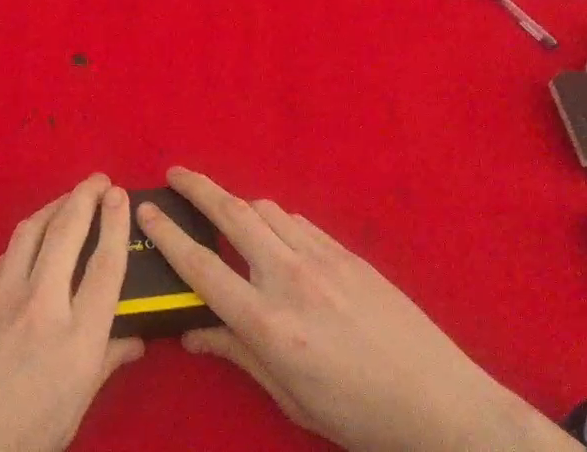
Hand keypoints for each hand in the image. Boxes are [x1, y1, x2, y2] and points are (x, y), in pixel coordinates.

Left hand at [0, 175, 143, 451]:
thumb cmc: (18, 436)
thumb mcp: (73, 410)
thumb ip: (104, 365)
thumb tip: (134, 340)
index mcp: (76, 338)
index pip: (105, 266)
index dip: (116, 225)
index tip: (122, 196)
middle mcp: (41, 304)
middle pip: (67, 233)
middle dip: (85, 197)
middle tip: (100, 179)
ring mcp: (2, 295)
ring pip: (31, 232)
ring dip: (54, 206)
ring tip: (71, 196)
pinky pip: (7, 254)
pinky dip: (28, 236)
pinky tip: (33, 237)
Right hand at [140, 167, 579, 451]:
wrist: (440, 402)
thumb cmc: (357, 413)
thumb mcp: (290, 397)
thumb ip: (238, 354)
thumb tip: (193, 333)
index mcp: (268, 322)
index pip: (201, 266)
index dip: (168, 235)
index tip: (146, 210)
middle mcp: (289, 278)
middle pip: (232, 215)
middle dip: (197, 188)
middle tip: (175, 173)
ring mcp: (322, 259)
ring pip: (267, 211)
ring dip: (239, 204)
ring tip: (223, 210)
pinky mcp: (349, 254)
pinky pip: (299, 223)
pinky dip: (276, 219)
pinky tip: (275, 233)